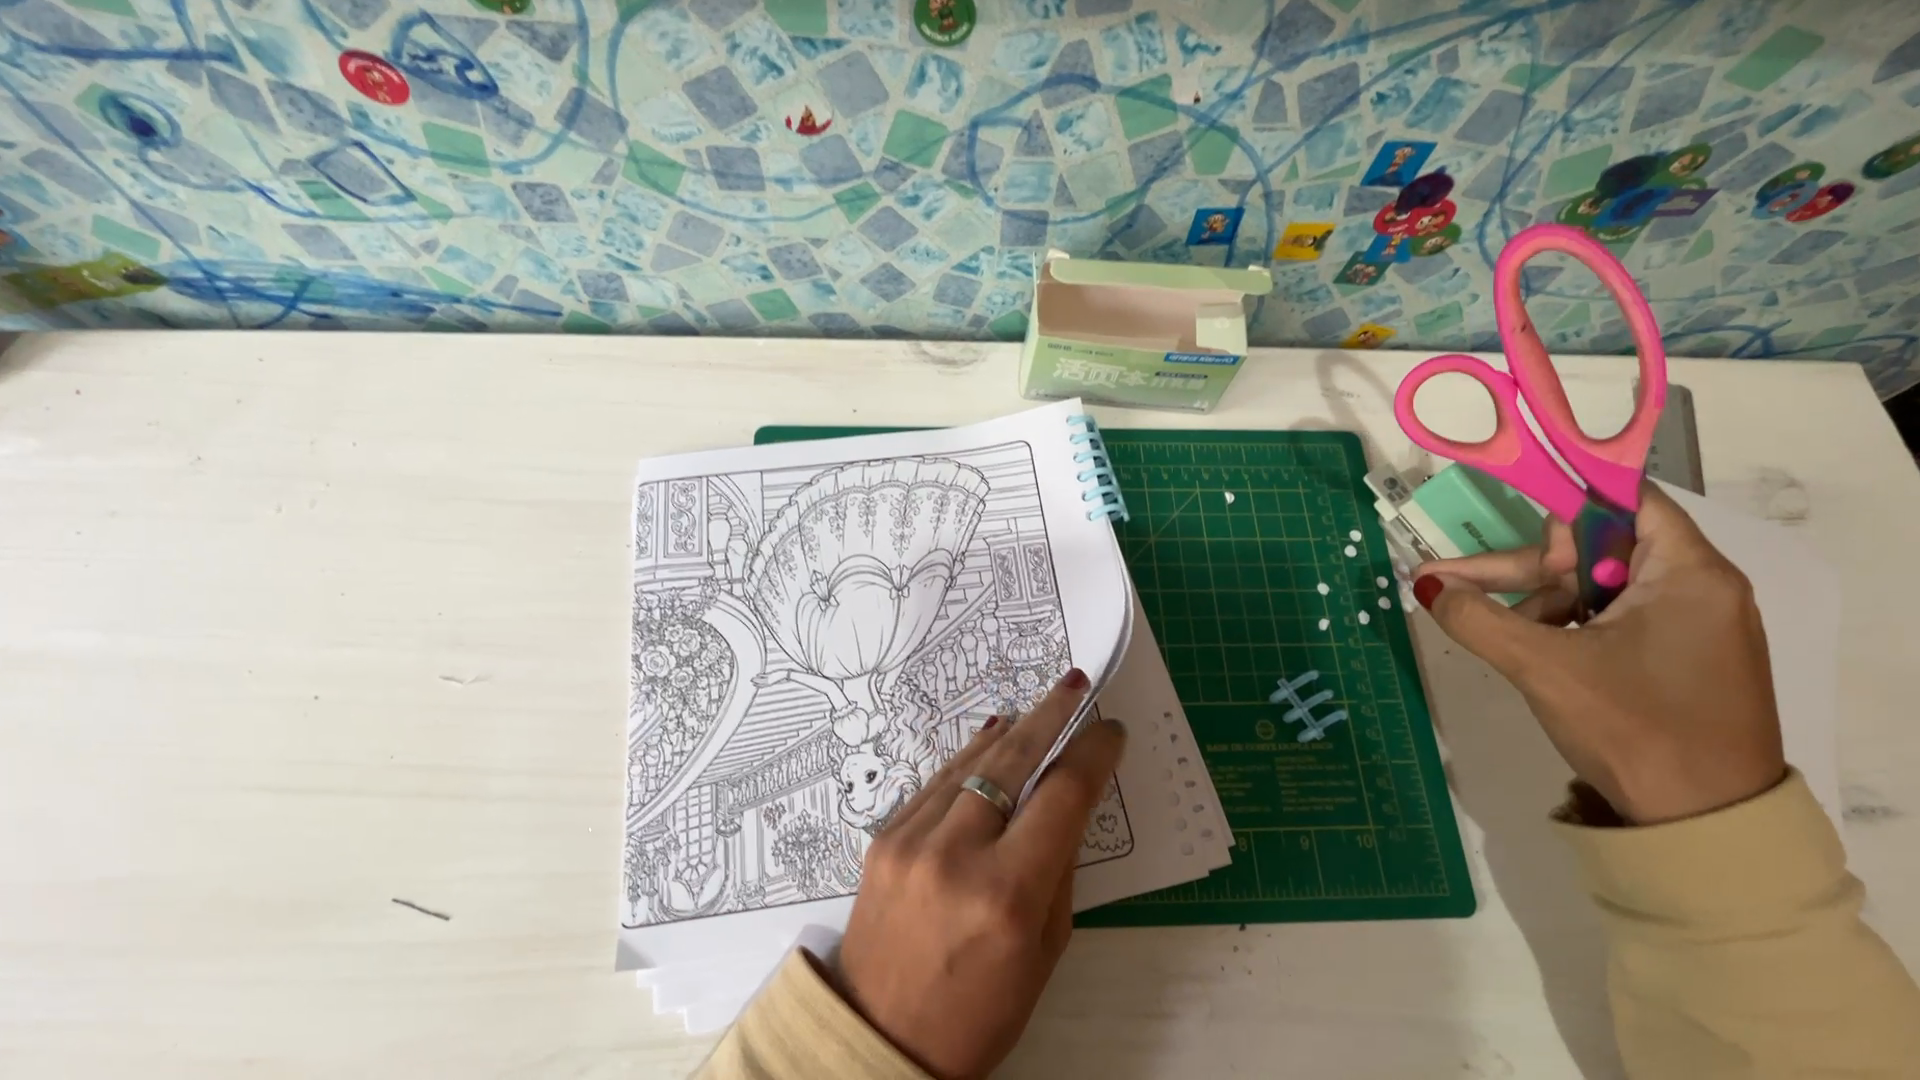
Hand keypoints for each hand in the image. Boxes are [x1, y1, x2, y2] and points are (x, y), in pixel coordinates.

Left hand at [831, 669, 1124, 1079]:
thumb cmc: (982, 1007)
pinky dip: (968, 758)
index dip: (1092, 755)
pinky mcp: (883, 838)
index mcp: (1010, 894)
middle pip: (1013, 761)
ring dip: (1009, 732)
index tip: (1110, 732)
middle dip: (1050, 716)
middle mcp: (957, 855)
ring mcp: (911, 841)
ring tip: (1038, 708)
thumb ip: (1060, 867)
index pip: (1063, 798)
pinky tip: (990, 738)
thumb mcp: (1046, 948)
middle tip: (1074, 685)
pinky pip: (936, 784)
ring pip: (970, 764)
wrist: (881, 1033)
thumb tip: (1068, 799)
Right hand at [1413, 485, 1785, 825]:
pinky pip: (1604, 621)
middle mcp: (1696, 588)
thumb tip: (1424, 584)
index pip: (1623, 499)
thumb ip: (1476, 617)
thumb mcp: (1543, 667)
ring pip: (1590, 588)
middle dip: (1518, 568)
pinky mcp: (1673, 660)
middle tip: (1449, 582)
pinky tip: (1518, 646)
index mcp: (1688, 573)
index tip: (1500, 510)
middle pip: (1591, 549)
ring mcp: (1686, 626)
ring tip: (1477, 626)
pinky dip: (1557, 627)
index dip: (1561, 498)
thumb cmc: (1635, 728)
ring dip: (1530, 602)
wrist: (1705, 827)